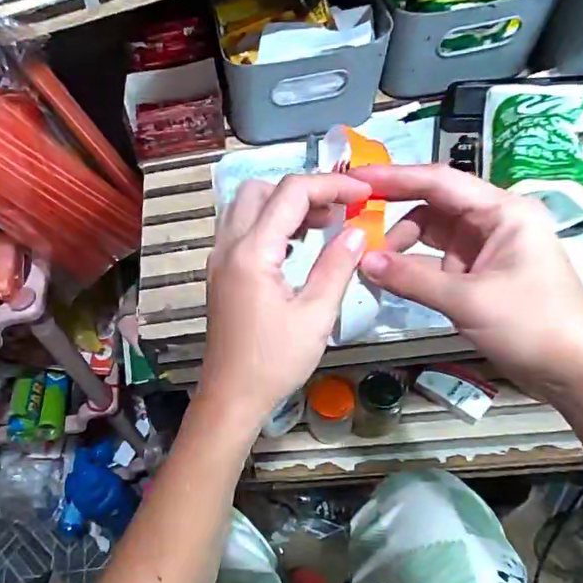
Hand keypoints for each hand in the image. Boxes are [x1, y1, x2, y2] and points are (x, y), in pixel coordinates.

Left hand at [199, 173, 371, 424]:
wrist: (231, 397)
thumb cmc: (274, 362)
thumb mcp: (316, 316)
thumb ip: (337, 266)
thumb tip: (358, 232)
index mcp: (251, 253)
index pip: (291, 193)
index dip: (331, 185)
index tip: (363, 195)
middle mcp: (228, 247)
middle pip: (261, 190)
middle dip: (302, 191)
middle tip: (337, 212)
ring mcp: (219, 260)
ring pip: (246, 207)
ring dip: (283, 206)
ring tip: (321, 226)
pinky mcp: (219, 274)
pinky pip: (241, 230)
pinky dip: (269, 224)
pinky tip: (295, 247)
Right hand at [349, 164, 582, 396]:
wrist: (576, 371)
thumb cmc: (533, 325)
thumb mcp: (468, 299)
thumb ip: (411, 278)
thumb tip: (362, 261)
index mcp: (503, 212)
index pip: (440, 181)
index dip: (396, 177)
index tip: (357, 179)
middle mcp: (494, 222)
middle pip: (433, 205)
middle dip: (394, 214)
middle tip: (353, 223)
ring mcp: (486, 250)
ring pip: (432, 235)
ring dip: (402, 246)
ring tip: (370, 264)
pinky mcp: (480, 276)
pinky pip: (437, 262)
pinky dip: (413, 268)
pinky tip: (390, 280)